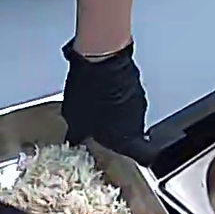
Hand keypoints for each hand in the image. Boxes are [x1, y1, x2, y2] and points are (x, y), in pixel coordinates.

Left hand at [61, 40, 153, 162]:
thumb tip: (75, 139)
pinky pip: (126, 97)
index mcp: (127, 138)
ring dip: (115, 113)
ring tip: (95, 106)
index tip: (118, 153)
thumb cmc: (91, 92)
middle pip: (130, 134)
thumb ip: (77, 135)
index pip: (139, 156)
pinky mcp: (136, 84)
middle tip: (96, 127)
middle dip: (114, 132)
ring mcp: (139, 102)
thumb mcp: (75, 120)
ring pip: (128, 115)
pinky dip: (116, 97)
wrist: (101, 57)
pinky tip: (99, 91)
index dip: (127, 155)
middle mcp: (138, 122)